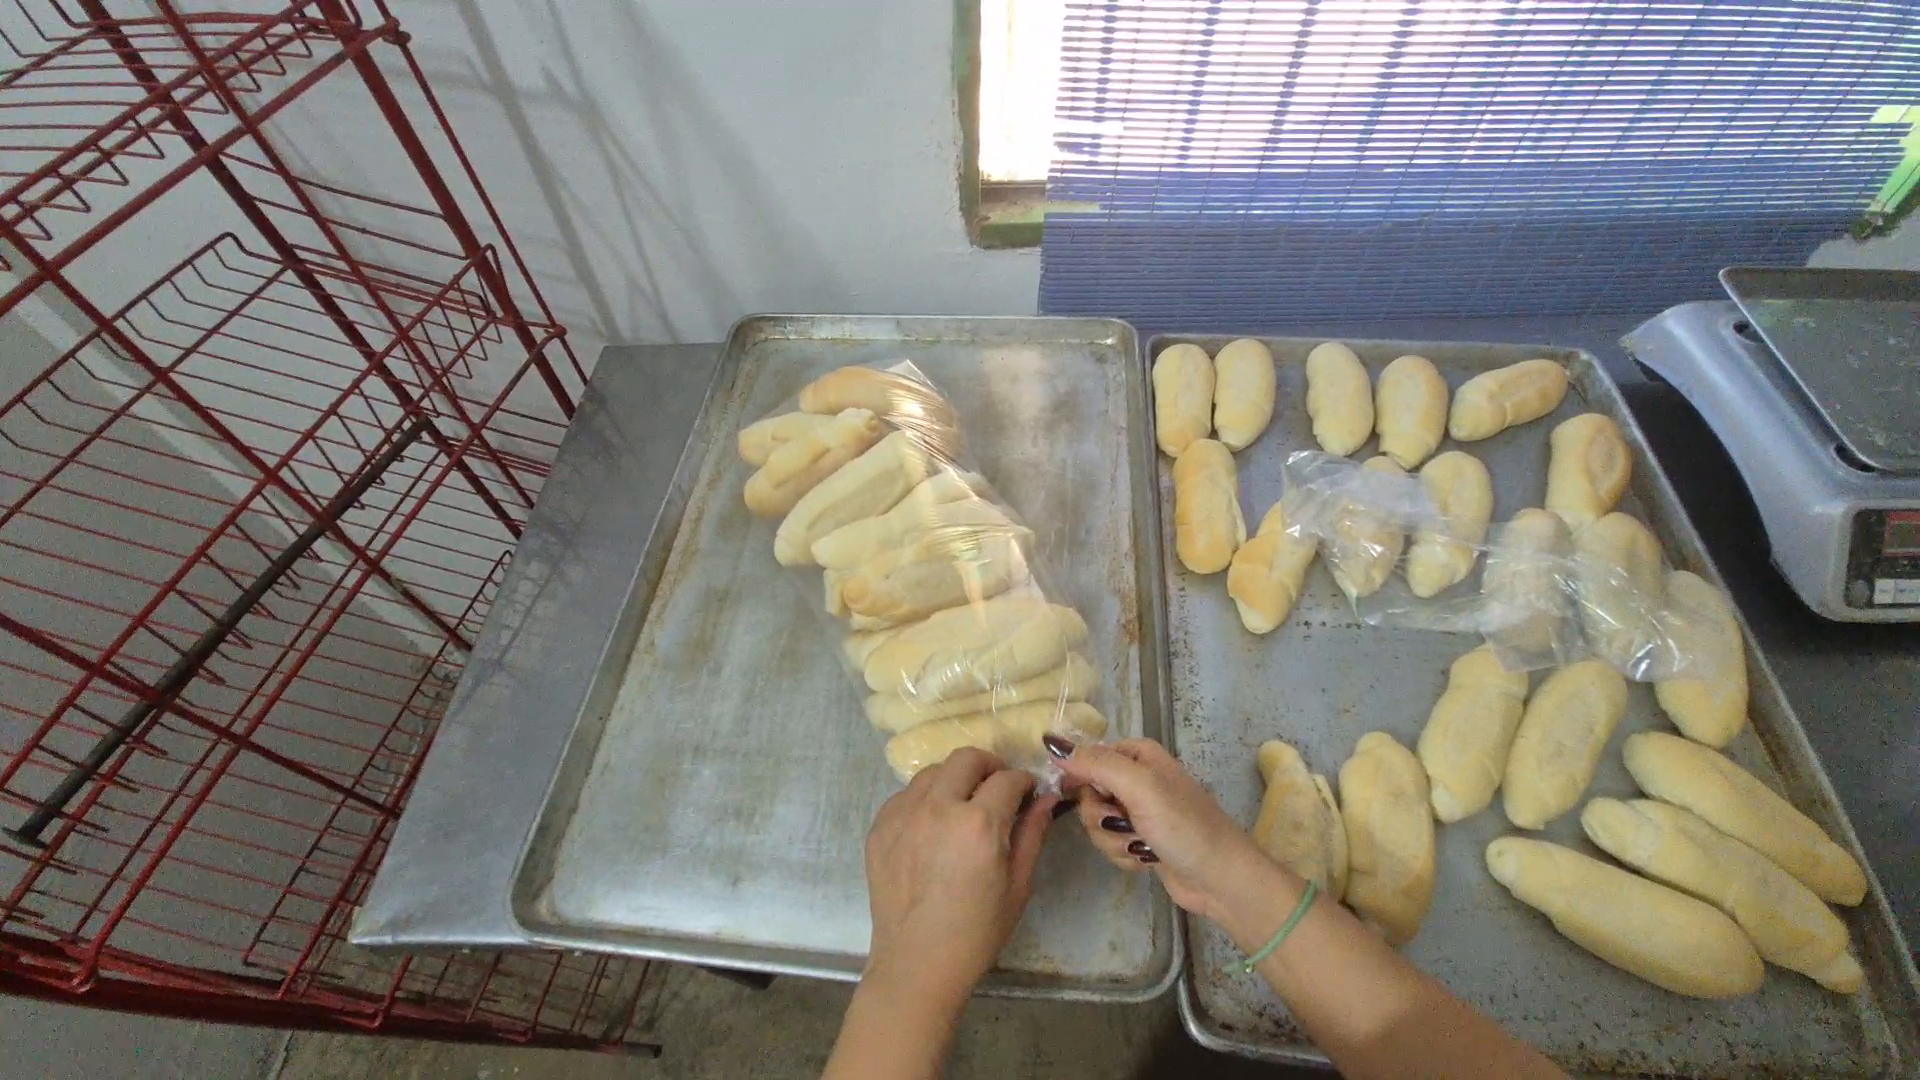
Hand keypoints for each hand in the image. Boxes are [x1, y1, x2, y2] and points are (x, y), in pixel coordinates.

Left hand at [862, 747, 1058, 1003]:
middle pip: (966, 758)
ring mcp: (903, 814)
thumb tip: (1046, 797)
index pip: (1008, 779)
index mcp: (978, 822)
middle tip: (997, 788)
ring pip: (933, 771)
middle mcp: (938, 807)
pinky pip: (906, 795)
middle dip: (989, 766)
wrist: (917, 965)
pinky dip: (925, 799)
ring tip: (962, 804)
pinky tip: (932, 826)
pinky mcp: (880, 826)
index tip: (1027, 793)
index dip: (1024, 781)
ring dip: (954, 779)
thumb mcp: (1018, 885)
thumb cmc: (976, 932)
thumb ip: (1032, 833)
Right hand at [1047, 735, 1277, 922]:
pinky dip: (1123, 855)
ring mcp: (1137, 810)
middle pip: (1087, 793)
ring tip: (1142, 846)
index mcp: (1137, 754)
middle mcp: (1135, 777)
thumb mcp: (1140, 787)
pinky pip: (1109, 844)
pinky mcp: (1139, 840)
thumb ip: (1096, 763)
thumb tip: (1051, 743)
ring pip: (1095, 822)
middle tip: (1125, 824)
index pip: (1086, 756)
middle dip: (1100, 817)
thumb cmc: (1184, 825)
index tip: (1094, 798)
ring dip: (1113, 840)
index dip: (1082, 780)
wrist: (1221, 879)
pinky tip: (1146, 859)